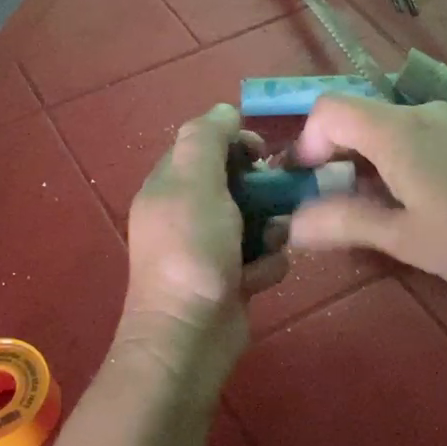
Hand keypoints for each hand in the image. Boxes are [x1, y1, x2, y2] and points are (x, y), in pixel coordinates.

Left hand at [121, 104, 287, 368]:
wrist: (190, 335)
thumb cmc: (192, 252)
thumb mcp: (195, 182)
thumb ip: (207, 139)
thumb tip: (224, 110)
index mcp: (169, 186)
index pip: (204, 146)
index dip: (236, 142)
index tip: (262, 153)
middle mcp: (186, 214)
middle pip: (236, 183)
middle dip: (262, 190)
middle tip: (277, 199)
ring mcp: (208, 250)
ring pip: (257, 221)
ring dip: (270, 231)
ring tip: (268, 245)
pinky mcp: (231, 280)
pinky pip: (261, 257)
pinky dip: (266, 266)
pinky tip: (258, 278)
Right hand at [288, 95, 446, 309]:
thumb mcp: (404, 238)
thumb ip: (345, 221)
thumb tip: (293, 221)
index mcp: (397, 131)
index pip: (330, 109)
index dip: (306, 142)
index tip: (306, 184)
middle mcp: (426, 114)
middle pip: (362, 119)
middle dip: (339, 158)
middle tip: (337, 208)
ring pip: (396, 131)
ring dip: (374, 164)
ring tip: (382, 214)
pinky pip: (428, 140)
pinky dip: (407, 164)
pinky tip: (427, 207)